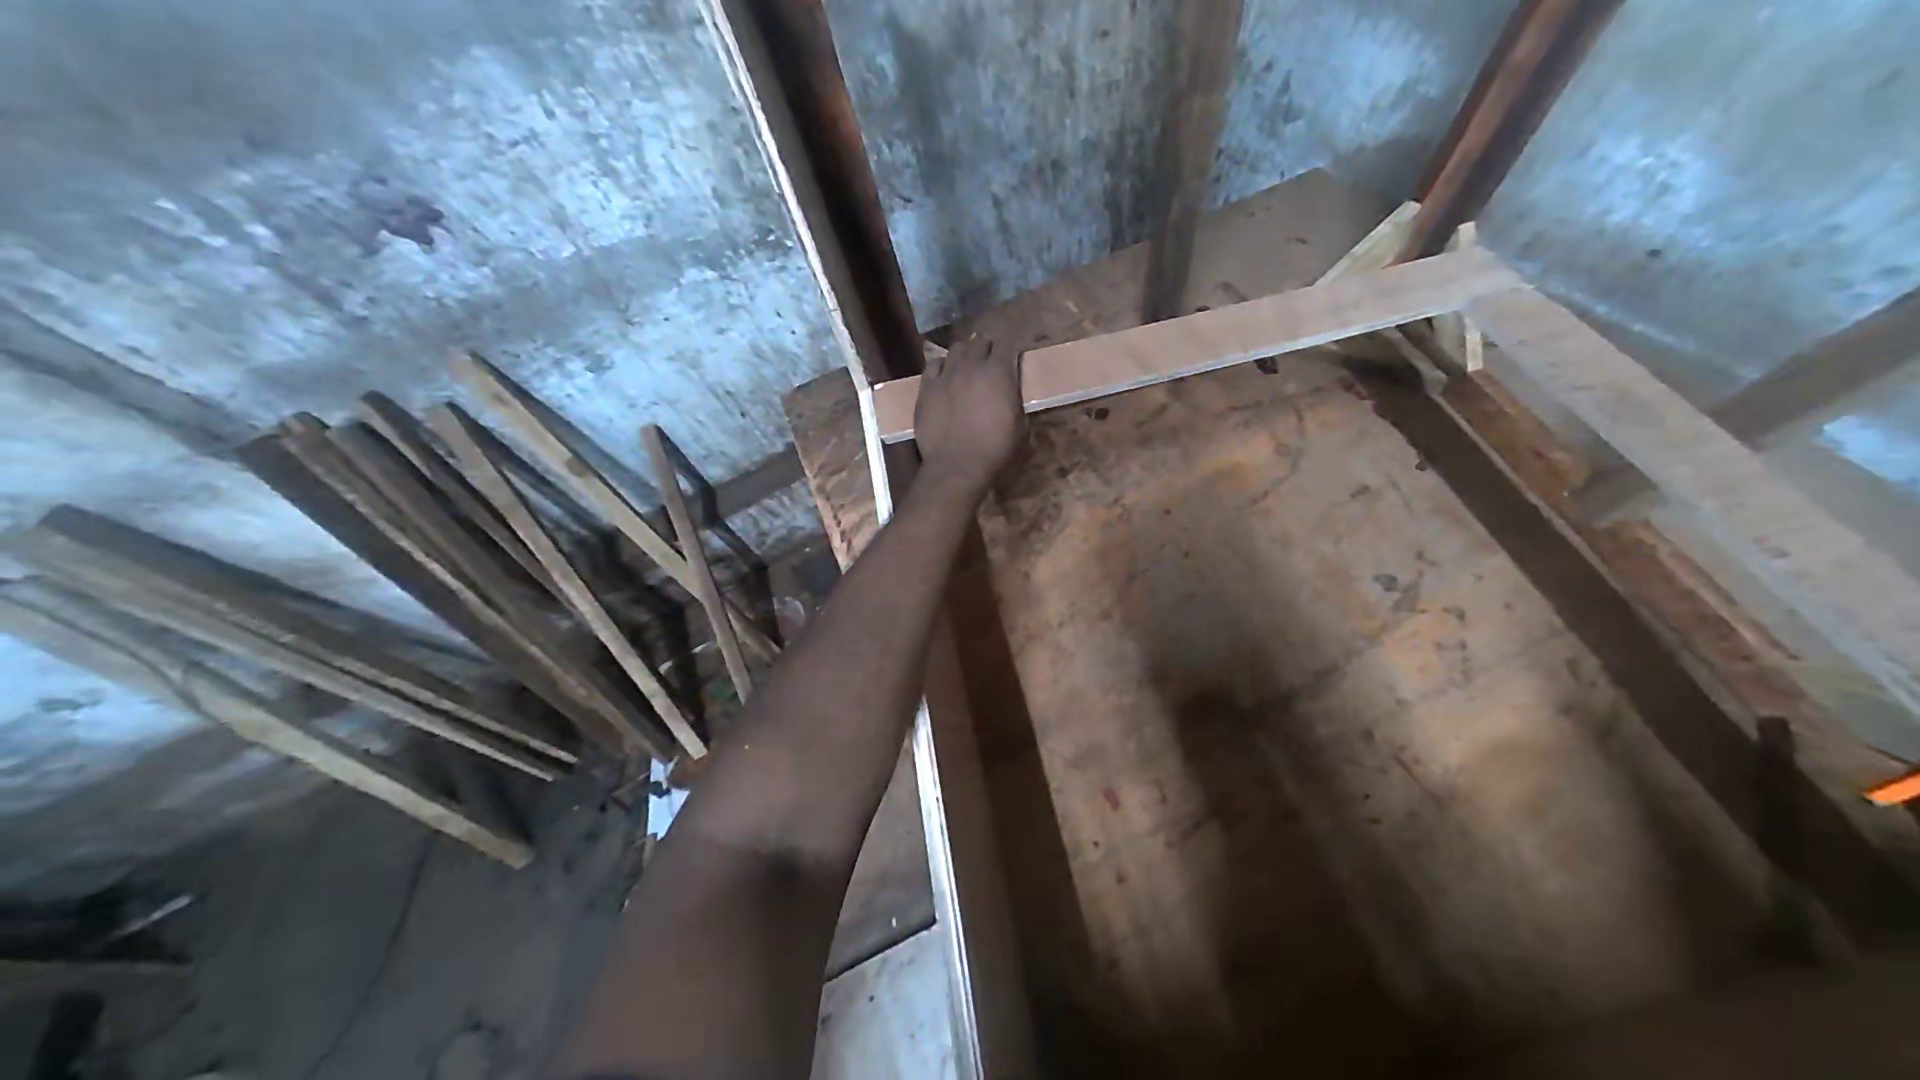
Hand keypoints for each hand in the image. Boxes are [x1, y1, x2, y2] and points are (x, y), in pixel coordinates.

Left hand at [912, 333, 1026, 496]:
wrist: (956, 466)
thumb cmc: (995, 450)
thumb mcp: (1021, 428)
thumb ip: (1017, 402)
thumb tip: (1013, 394)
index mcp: (999, 373)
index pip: (1006, 345)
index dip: (1010, 351)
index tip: (1012, 360)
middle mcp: (972, 366)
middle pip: (980, 341)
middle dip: (987, 349)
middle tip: (990, 363)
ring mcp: (946, 374)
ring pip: (956, 349)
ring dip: (965, 354)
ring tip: (967, 367)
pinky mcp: (927, 387)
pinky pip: (933, 365)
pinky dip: (942, 366)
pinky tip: (945, 377)